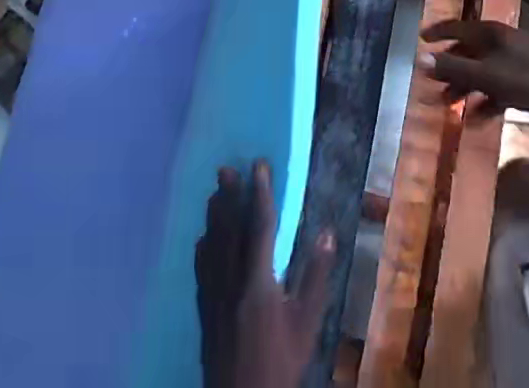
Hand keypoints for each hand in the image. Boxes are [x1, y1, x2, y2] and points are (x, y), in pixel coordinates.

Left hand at [194, 160, 335, 387]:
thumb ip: (315, 275)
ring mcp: (213, 299)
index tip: (259, 166)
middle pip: (229, 232)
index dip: (260, 194)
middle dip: (229, 198)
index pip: (259, 228)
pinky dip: (203, 249)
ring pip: (212, 248)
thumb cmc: (281, 362)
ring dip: (214, 218)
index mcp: (258, 284)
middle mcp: (230, 285)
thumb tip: (326, 232)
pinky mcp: (204, 314)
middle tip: (226, 168)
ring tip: (215, 192)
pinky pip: (201, 272)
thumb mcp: (307, 322)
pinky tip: (202, 240)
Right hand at [420, 20, 528, 124]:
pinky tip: (478, 120)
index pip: (458, 26)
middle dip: (450, 68)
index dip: (439, 32)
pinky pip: (499, 88)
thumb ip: (456, 67)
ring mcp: (516, 61)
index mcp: (493, 33)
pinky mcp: (527, 80)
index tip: (421, 38)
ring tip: (449, 107)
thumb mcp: (490, 75)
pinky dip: (487, 101)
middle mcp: (503, 43)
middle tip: (432, 86)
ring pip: (483, 71)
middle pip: (469, 51)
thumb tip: (421, 58)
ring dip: (466, 88)